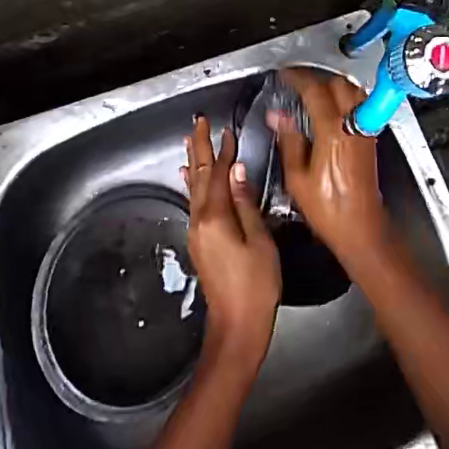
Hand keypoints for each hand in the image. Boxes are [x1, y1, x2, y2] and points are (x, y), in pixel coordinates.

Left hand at [183, 115, 279, 367]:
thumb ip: (246, 203)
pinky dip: (192, 184)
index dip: (223, 151)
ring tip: (189, 141)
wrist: (236, 325)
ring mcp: (196, 231)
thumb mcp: (260, 241)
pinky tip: (188, 178)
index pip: (217, 174)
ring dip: (192, 162)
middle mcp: (199, 219)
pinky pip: (193, 202)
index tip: (226, 129)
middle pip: (197, 176)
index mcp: (215, 217)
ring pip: (192, 187)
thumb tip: (236, 169)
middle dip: (198, 148)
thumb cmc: (256, 285)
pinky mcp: (199, 241)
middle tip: (197, 122)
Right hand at [271, 67, 391, 266]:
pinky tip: (333, 107)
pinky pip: (360, 105)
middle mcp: (352, 126)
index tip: (286, 75)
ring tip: (314, 89)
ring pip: (353, 91)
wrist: (360, 228)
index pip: (315, 90)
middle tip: (298, 81)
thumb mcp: (297, 177)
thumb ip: (289, 140)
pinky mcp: (369, 140)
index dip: (298, 78)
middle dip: (316, 78)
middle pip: (338, 84)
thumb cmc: (330, 210)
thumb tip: (278, 117)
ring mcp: (364, 132)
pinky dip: (346, 97)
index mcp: (332, 132)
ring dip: (333, 84)